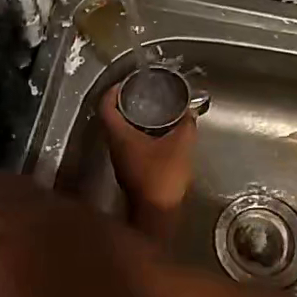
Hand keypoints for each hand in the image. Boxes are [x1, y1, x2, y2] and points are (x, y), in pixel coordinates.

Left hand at [98, 84, 195, 220]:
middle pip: (111, 118)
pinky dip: (138, 133)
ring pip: (120, 132)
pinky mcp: (128, 169)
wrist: (156, 213)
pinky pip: (128, 144)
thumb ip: (186, 124)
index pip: (106, 107)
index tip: (124, 83)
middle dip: (124, 103)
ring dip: (131, 119)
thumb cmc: (163, 177)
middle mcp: (114, 146)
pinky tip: (156, 132)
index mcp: (119, 136)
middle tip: (141, 93)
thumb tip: (189, 111)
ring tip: (151, 109)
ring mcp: (119, 159)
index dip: (112, 91)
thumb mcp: (180, 146)